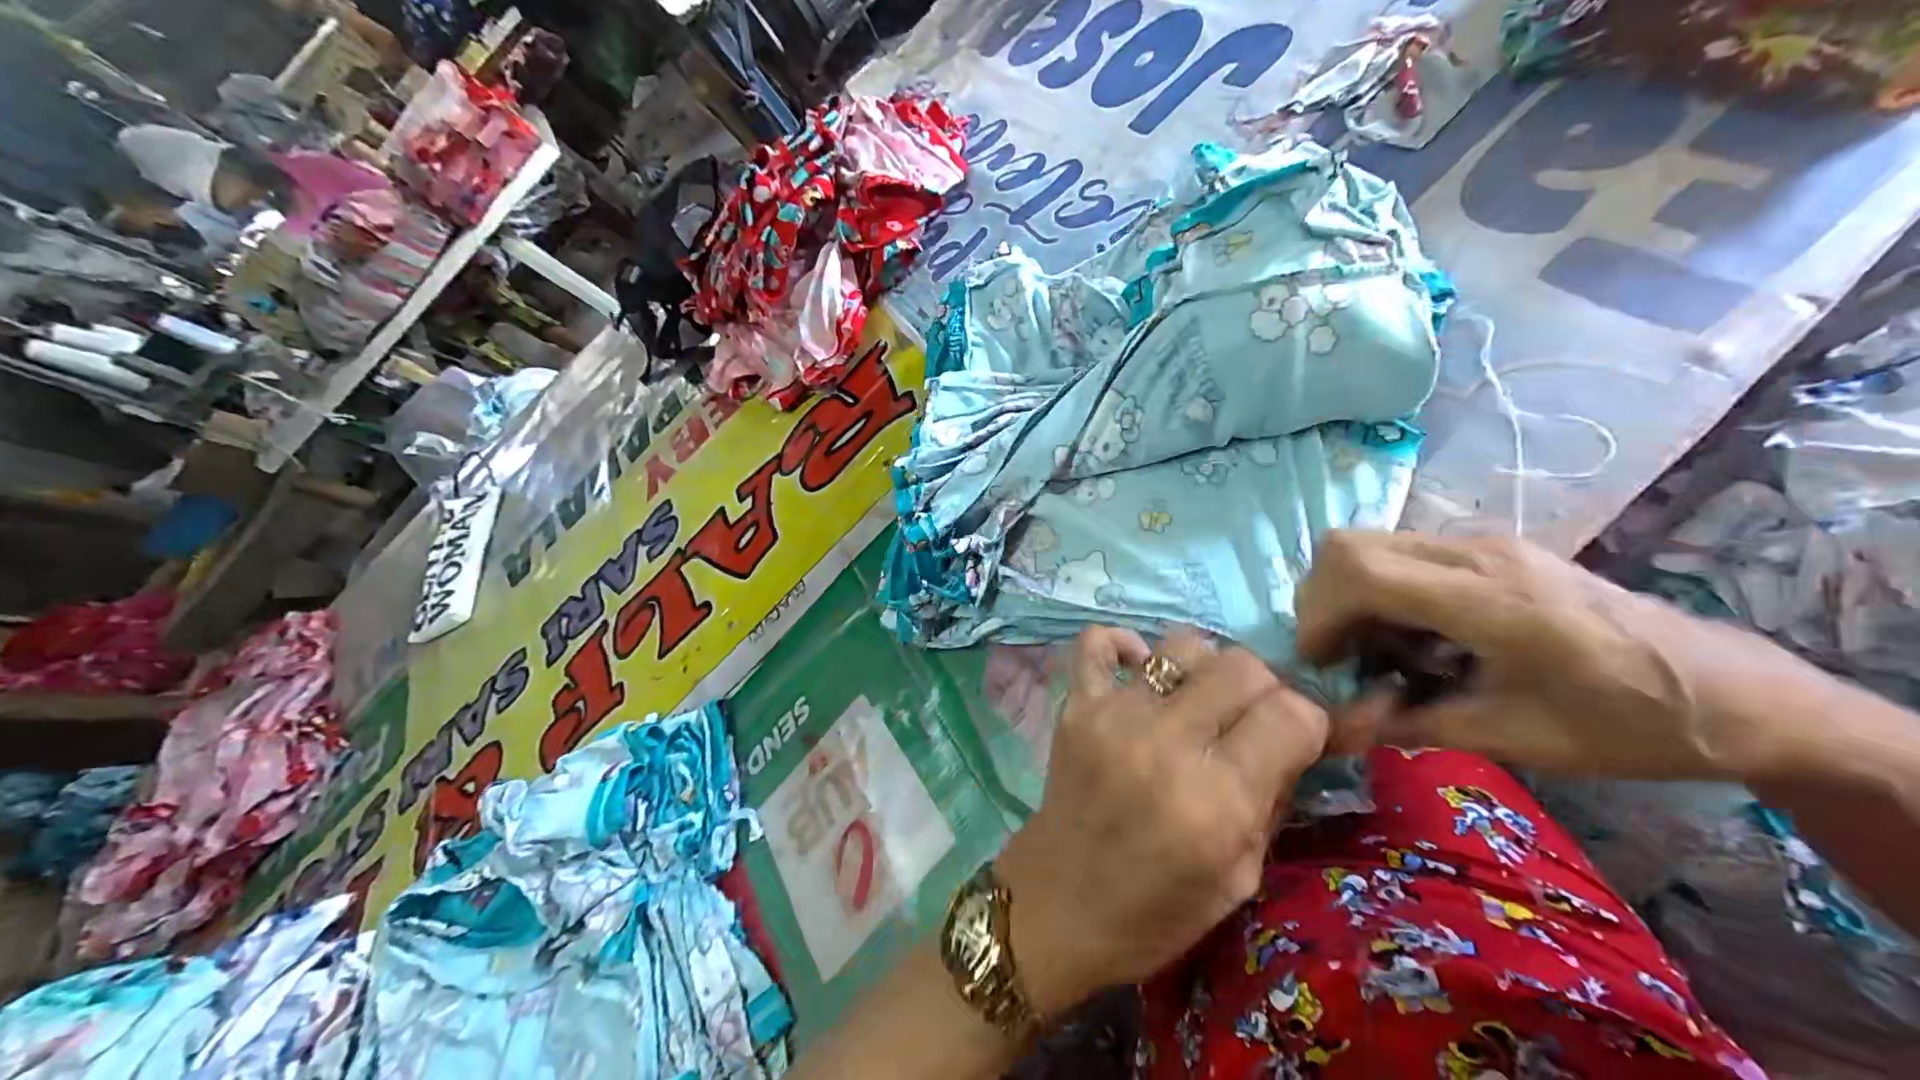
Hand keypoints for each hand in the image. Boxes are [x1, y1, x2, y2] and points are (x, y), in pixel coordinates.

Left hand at [993, 626, 1328, 1016]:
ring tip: (1196, 704)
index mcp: (1218, 800)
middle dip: (1263, 690)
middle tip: (1247, 723)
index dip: (1307, 722)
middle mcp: (1167, 743)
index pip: (1292, 713)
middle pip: (1243, 666)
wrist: (1060, 905)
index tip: (1294, 741)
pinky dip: (1125, 646)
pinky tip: (1138, 673)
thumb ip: (1277, 793)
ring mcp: (1114, 716)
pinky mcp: (1074, 705)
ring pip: (1184, 644)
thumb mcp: (1242, 874)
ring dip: (1204, 670)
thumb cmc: (1157, 909)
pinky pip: (1098, 641)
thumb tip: (1317, 731)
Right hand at [1296, 531, 1807, 779]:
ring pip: (1367, 544)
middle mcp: (1476, 554)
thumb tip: (1336, 727)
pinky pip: (1400, 555)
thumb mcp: (1516, 739)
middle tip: (1338, 655)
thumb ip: (1414, 724)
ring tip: (1374, 651)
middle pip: (1347, 546)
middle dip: (1320, 601)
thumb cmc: (1629, 724)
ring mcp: (1484, 545)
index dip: (1317, 614)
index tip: (1322, 663)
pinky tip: (1412, 639)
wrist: (1733, 693)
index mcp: (1489, 598)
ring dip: (1347, 595)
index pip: (1357, 570)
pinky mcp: (1489, 551)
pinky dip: (1378, 591)